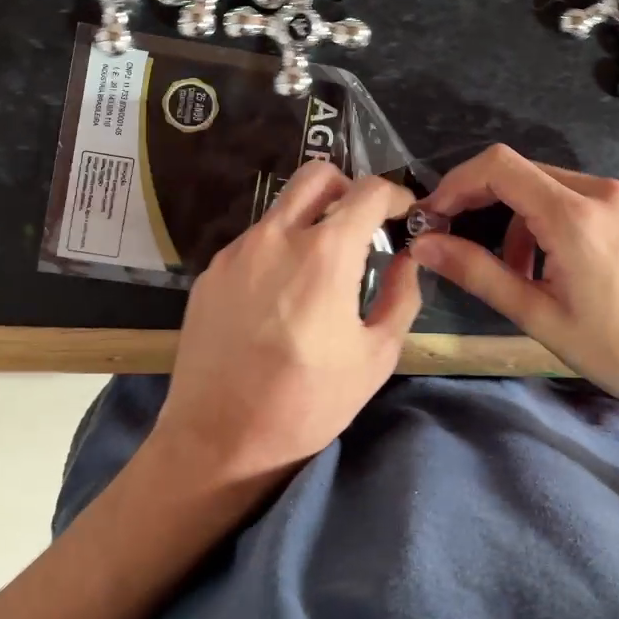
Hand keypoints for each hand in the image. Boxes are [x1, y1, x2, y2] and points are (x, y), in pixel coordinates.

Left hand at [153, 162, 421, 480]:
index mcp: (325, 254)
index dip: (395, 195)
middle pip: (317, 174)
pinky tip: (281, 297)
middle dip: (349, 188)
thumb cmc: (307, 404)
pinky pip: (255, 241)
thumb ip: (402, 296)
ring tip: (320, 270)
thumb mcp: (376, 356)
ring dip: (311, 220)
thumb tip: (408, 258)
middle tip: (361, 225)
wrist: (216, 443)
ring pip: (282, 207)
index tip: (404, 215)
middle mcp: (277, 237)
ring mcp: (237, 252)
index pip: (369, 191)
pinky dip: (279, 250)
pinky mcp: (211, 273)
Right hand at [408, 144, 618, 419]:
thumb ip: (475, 271)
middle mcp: (609, 190)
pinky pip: (595, 196)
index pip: (500, 166)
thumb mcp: (537, 315)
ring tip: (531, 271)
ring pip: (562, 186)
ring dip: (532, 217)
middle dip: (493, 206)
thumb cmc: (615, 351)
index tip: (438, 214)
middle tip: (479, 253)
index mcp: (577, 217)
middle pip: (529, 174)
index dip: (459, 182)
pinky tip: (575, 262)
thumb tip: (422, 244)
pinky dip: (569, 218)